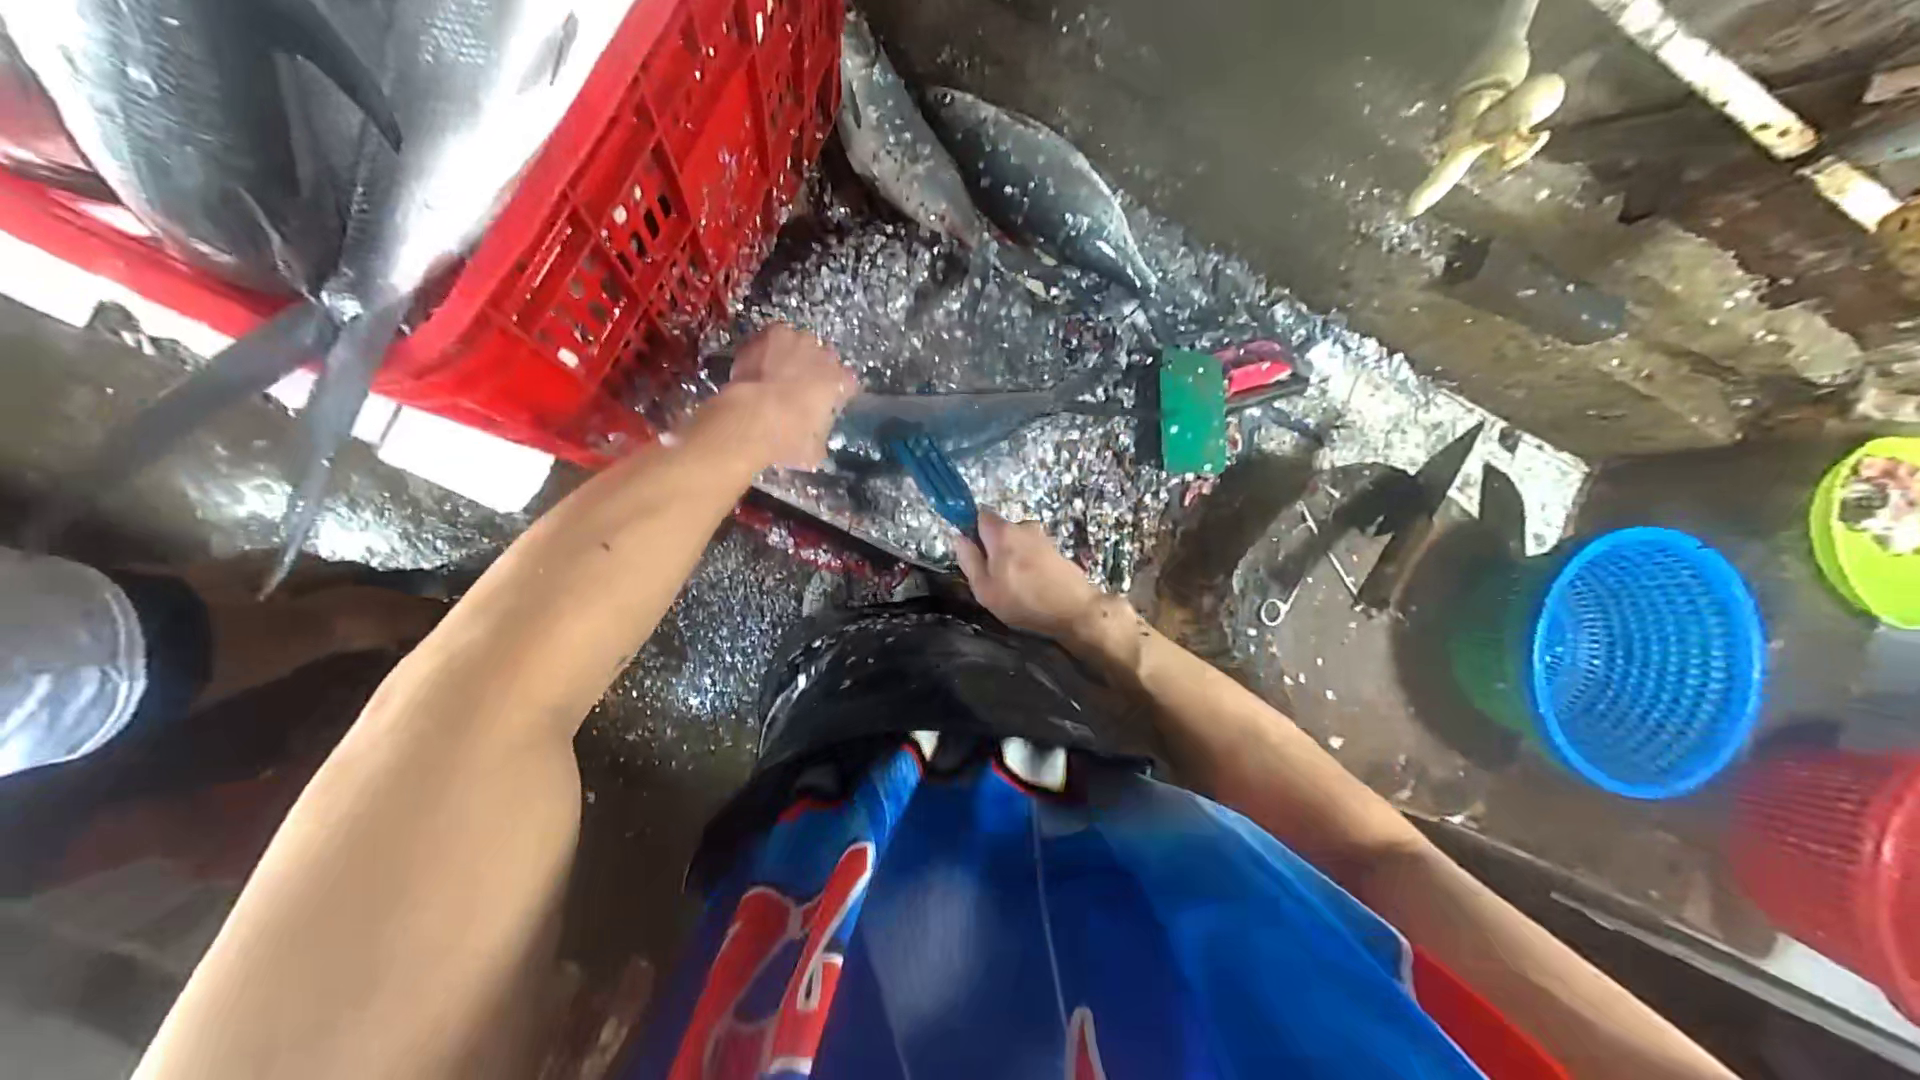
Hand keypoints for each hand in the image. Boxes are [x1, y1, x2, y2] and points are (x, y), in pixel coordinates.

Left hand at [716, 324, 856, 468]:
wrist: (752, 416)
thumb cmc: (788, 437)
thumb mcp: (812, 451)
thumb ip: (820, 441)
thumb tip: (817, 447)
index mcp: (840, 384)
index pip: (849, 381)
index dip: (838, 390)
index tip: (828, 400)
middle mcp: (826, 357)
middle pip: (826, 357)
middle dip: (816, 368)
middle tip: (799, 386)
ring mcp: (799, 341)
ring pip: (802, 342)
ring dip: (794, 353)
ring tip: (778, 370)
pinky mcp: (772, 333)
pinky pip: (776, 336)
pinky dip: (770, 346)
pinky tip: (760, 361)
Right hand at [955, 511, 1119, 646]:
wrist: (1075, 609)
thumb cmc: (1024, 601)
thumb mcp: (985, 589)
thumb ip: (969, 560)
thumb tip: (959, 538)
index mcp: (1002, 532)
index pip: (980, 515)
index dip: (973, 531)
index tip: (974, 554)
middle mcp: (1023, 526)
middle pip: (999, 531)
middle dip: (994, 549)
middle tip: (995, 579)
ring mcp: (1042, 537)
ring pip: (1016, 542)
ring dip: (1013, 558)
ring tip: (1017, 586)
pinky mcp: (1056, 549)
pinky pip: (1032, 551)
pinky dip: (1029, 564)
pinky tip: (1034, 586)